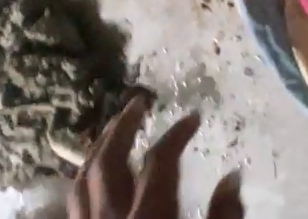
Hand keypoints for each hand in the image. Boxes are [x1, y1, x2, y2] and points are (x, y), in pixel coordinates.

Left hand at [68, 94, 241, 218]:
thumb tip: (233, 178)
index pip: (158, 161)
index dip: (176, 132)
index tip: (196, 117)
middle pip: (107, 164)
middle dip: (122, 127)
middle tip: (140, 101)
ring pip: (80, 184)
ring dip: (97, 148)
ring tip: (115, 127)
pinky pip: (74, 208)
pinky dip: (85, 180)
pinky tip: (98, 174)